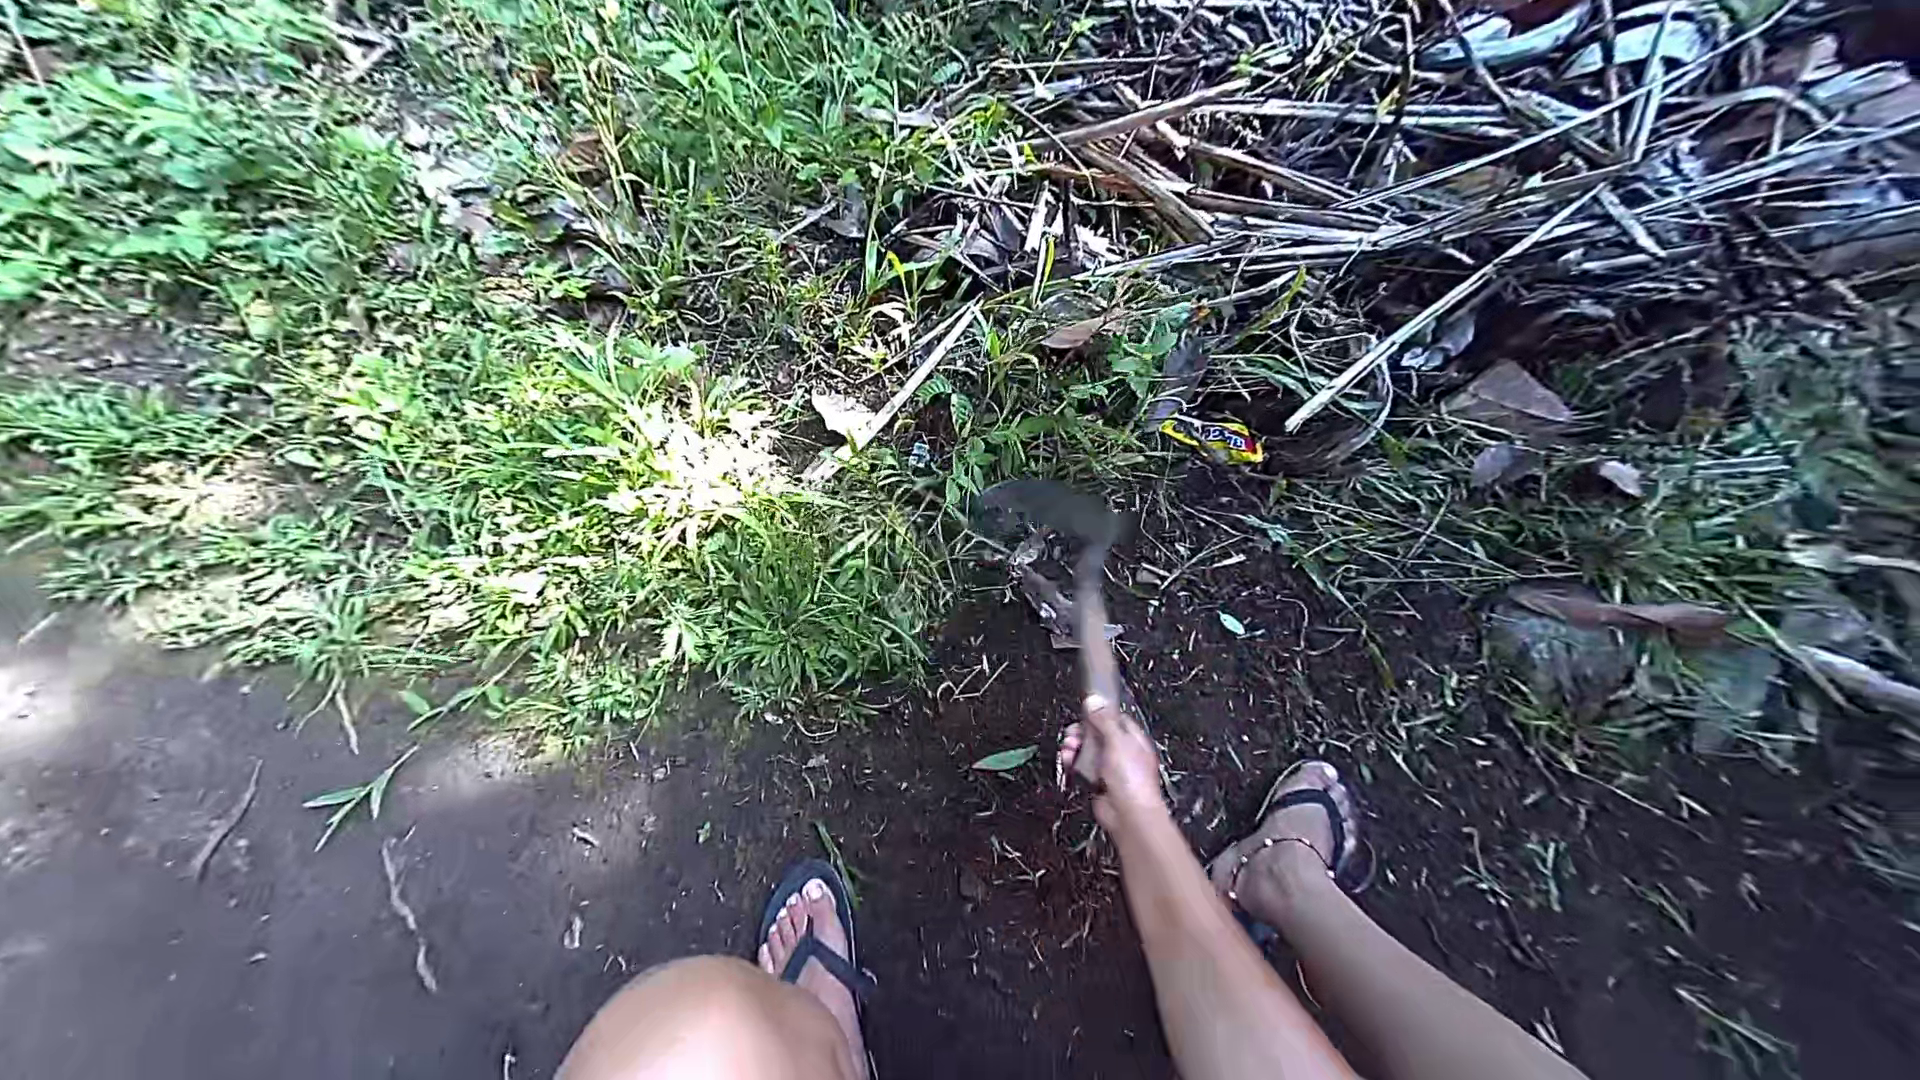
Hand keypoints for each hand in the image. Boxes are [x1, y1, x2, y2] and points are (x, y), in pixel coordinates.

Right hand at [1057, 694, 1164, 829]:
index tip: (1084, 713)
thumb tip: (1094, 701)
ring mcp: (1109, 768)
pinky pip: (1081, 768)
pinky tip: (1069, 762)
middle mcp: (1122, 752)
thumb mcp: (1117, 741)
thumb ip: (1104, 719)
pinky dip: (1073, 764)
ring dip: (1074, 748)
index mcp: (1133, 739)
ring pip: (1086, 750)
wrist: (1128, 815)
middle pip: (1096, 734)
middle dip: (1081, 732)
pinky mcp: (1097, 782)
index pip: (1114, 718)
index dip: (1098, 714)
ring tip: (1069, 749)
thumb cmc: (1133, 781)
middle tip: (1073, 734)